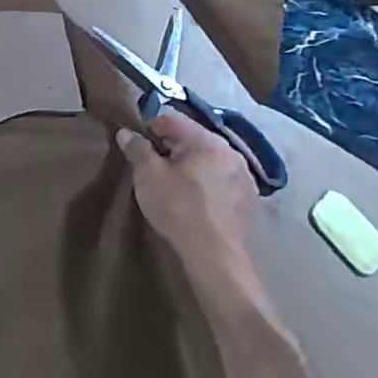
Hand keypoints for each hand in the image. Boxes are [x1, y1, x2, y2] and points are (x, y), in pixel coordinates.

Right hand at [117, 112, 261, 290]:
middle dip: (172, 147)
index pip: (172, 120)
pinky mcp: (250, 200)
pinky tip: (198, 201)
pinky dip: (209, 184)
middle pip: (193, 138)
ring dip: (193, 165)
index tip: (136, 142)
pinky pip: (223, 181)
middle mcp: (230, 151)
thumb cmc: (178, 209)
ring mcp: (245, 176)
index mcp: (206, 140)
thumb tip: (127, 133)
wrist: (216, 257)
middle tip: (153, 165)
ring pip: (210, 160)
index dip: (150, 127)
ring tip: (175, 184)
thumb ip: (137, 149)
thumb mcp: (148, 177)